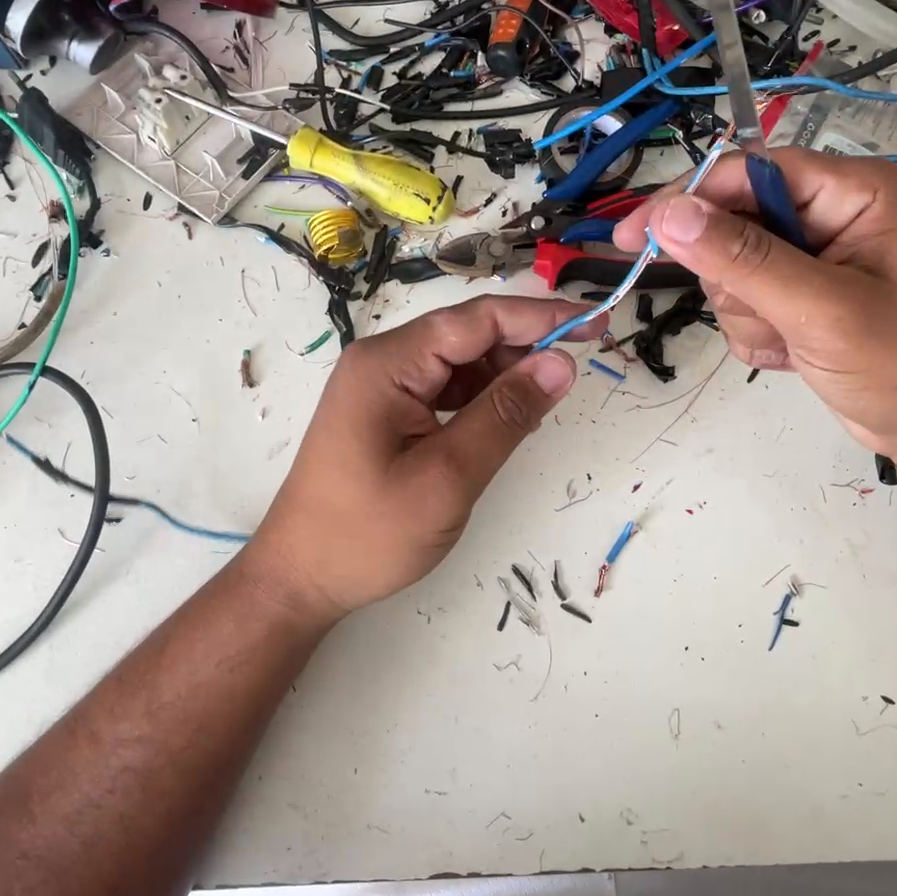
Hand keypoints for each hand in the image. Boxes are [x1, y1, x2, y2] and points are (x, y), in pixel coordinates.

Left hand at [240, 296, 600, 624]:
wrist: (301, 577)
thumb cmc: (368, 533)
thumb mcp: (448, 477)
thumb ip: (506, 415)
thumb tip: (561, 364)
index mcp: (388, 364)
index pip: (475, 320)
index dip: (539, 318)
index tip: (595, 326)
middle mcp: (382, 362)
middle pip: (467, 335)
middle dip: (524, 346)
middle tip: (576, 371)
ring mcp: (381, 387)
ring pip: (458, 363)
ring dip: (504, 376)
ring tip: (544, 405)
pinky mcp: (386, 413)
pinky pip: (444, 390)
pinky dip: (481, 400)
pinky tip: (508, 420)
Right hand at [612, 147, 896, 455]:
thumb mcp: (821, 310)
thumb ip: (742, 259)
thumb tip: (666, 214)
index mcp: (847, 192)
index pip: (745, 173)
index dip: (687, 201)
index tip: (632, 237)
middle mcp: (825, 213)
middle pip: (728, 224)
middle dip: (733, 281)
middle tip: (768, 317)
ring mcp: (809, 257)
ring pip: (726, 270)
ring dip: (747, 315)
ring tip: (793, 342)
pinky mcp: (796, 294)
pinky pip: (739, 302)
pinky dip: (755, 334)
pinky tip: (794, 353)